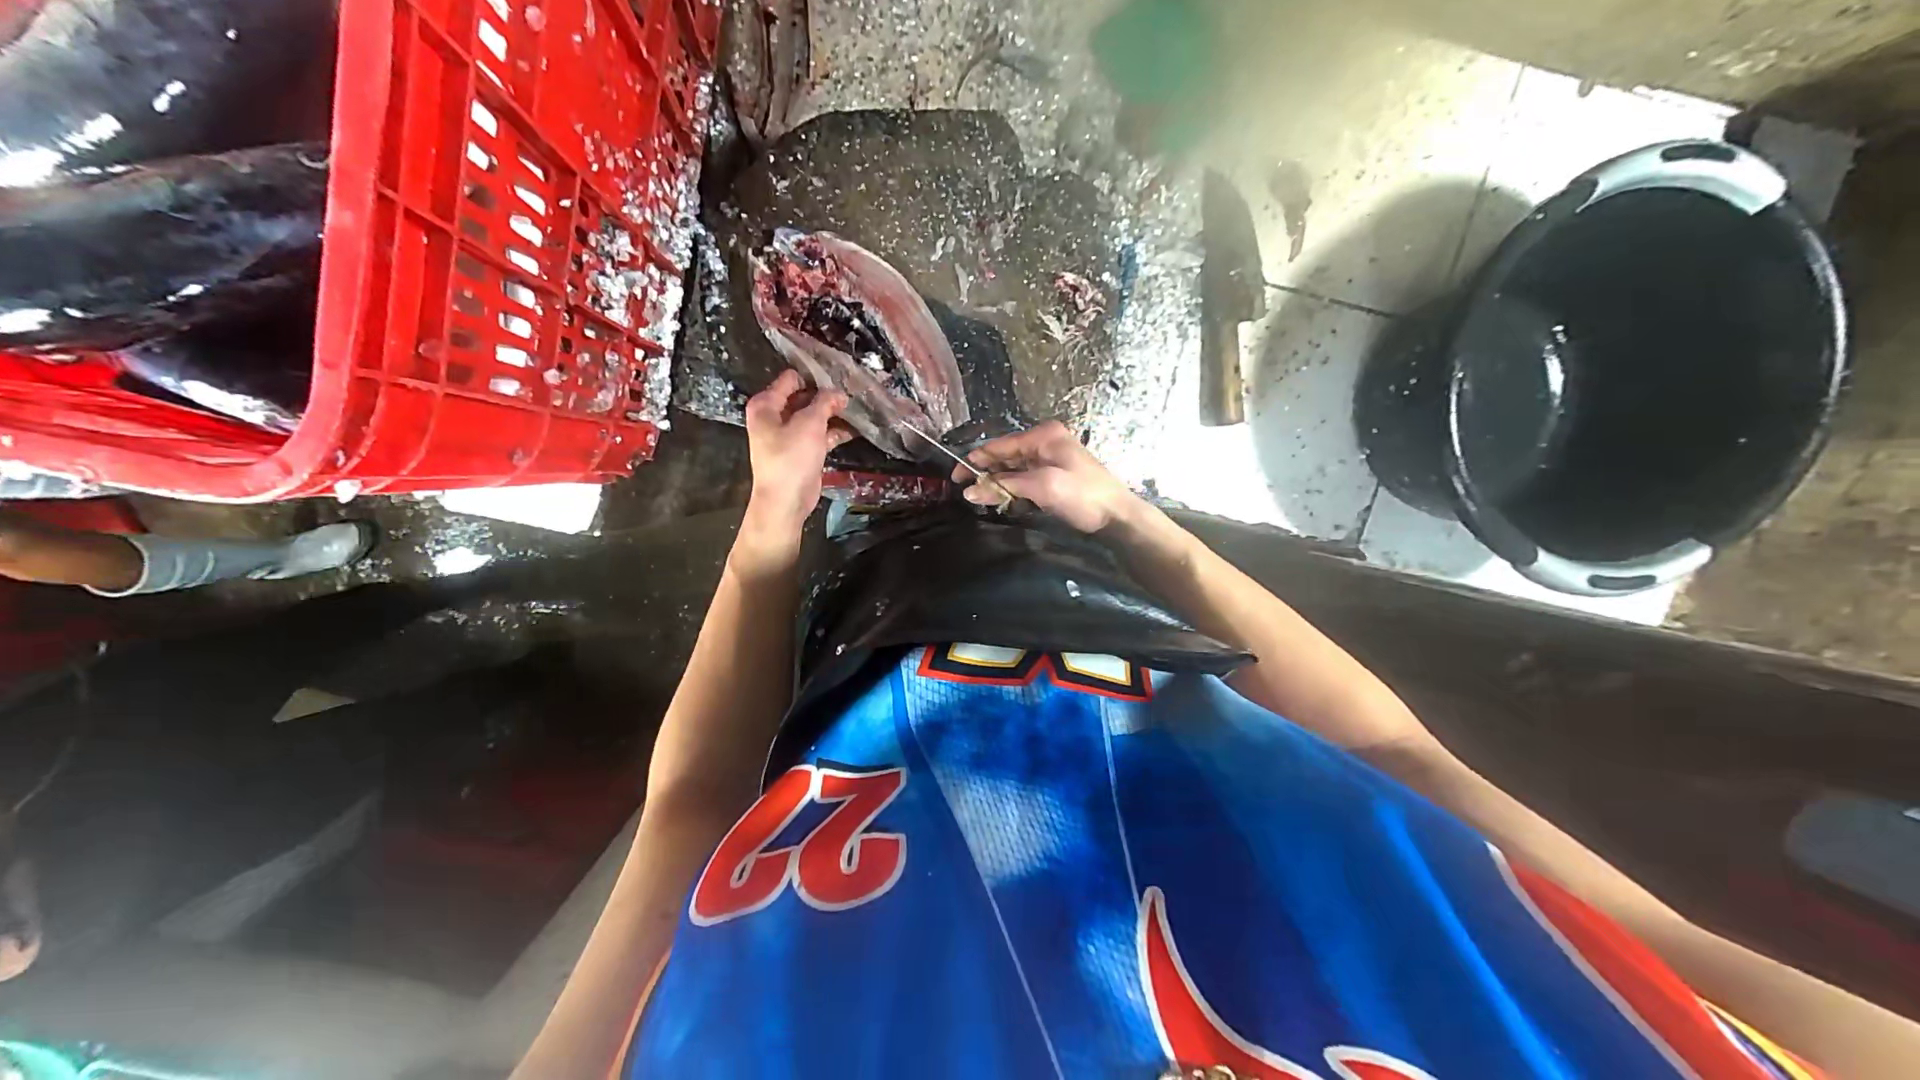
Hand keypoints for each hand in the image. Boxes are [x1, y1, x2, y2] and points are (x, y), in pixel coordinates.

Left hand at [741, 370, 851, 549]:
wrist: (785, 501)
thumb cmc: (791, 458)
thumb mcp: (809, 424)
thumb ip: (824, 402)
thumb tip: (838, 392)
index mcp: (766, 405)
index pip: (791, 379)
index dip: (813, 377)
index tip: (838, 376)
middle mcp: (773, 417)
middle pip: (803, 397)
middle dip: (826, 396)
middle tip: (852, 392)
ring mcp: (787, 435)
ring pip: (812, 417)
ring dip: (832, 414)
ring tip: (857, 409)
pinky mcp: (800, 452)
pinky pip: (818, 435)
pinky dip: (832, 432)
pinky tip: (853, 430)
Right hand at [953, 421, 1142, 533]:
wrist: (1117, 517)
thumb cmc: (1082, 496)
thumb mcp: (1041, 487)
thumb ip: (1003, 485)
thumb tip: (969, 491)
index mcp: (1044, 436)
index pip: (999, 445)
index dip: (974, 460)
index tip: (955, 478)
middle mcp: (1045, 443)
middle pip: (1005, 456)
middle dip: (986, 474)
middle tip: (967, 492)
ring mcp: (1051, 460)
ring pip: (1013, 470)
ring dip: (998, 484)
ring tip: (983, 499)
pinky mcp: (1054, 477)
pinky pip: (1024, 480)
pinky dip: (1013, 490)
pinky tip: (1006, 502)